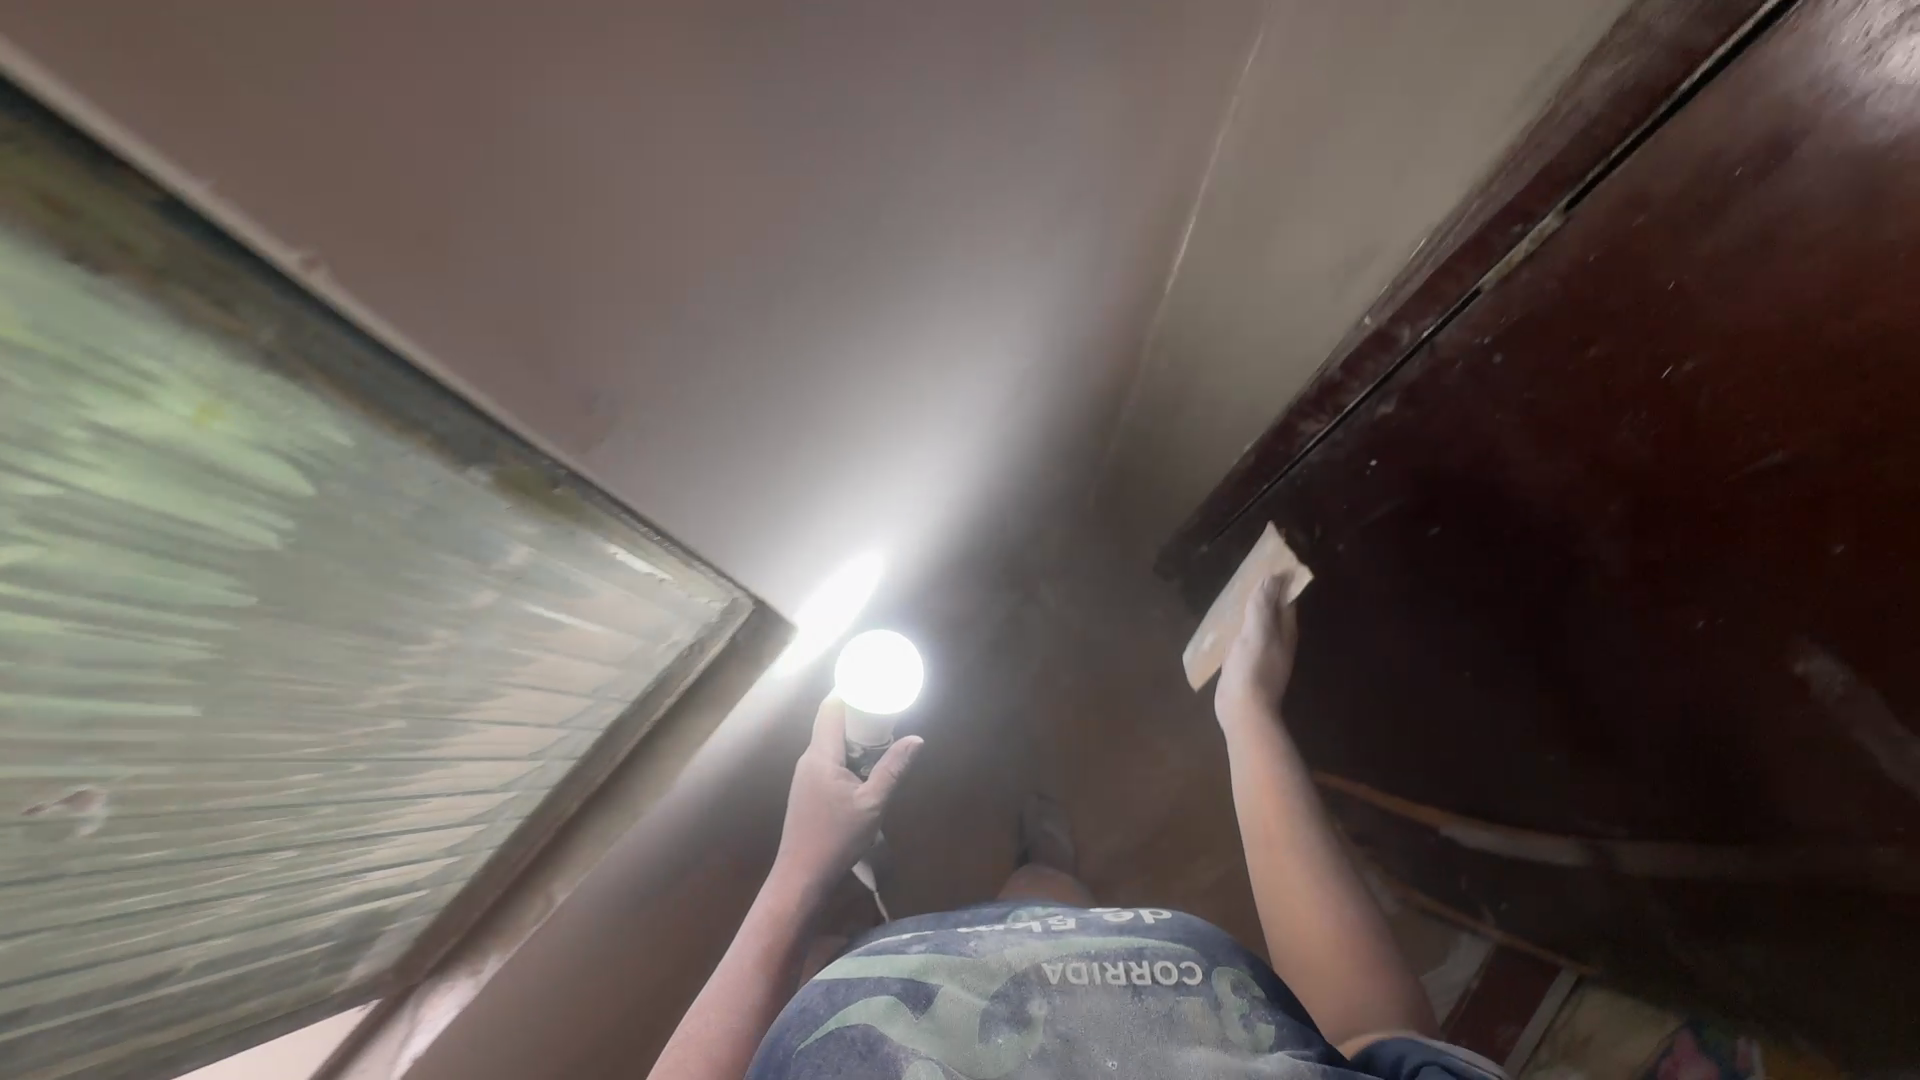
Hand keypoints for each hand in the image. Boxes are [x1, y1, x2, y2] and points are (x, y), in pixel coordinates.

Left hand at [773, 695, 922, 892]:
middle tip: (887, 711)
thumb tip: (916, 740)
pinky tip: (866, 765)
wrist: (801, 876)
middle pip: (831, 722)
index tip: (872, 684)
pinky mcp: (809, 790)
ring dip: (854, 737)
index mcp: (820, 755)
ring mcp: (806, 775)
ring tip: (883, 735)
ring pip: (830, 742)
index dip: (849, 691)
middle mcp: (809, 759)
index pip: (830, 708)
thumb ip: (893, 770)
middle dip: (858, 714)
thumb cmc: (836, 838)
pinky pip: (829, 759)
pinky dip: (848, 754)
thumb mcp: (872, 804)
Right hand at [1214, 571, 1299, 727]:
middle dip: (1263, 594)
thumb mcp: (1258, 632)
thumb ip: (1263, 605)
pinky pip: (1243, 638)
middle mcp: (1277, 640)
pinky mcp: (1246, 664)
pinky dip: (1237, 627)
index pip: (1286, 599)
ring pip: (1257, 624)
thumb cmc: (1252, 668)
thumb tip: (1273, 576)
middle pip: (1272, 611)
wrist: (1243, 709)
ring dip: (1249, 610)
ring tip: (1233, 594)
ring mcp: (1262, 653)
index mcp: (1285, 631)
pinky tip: (1225, 624)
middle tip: (1246, 574)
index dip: (1279, 582)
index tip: (1267, 563)